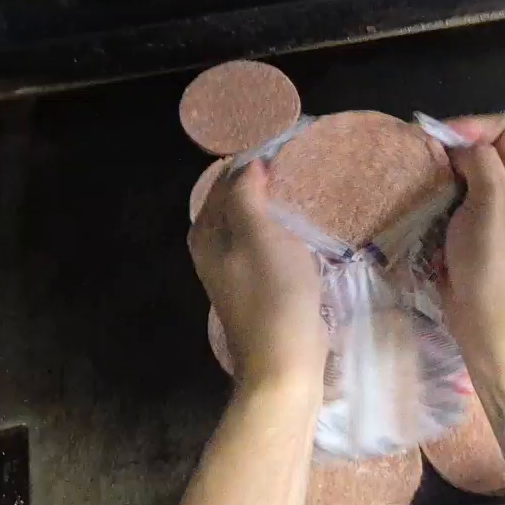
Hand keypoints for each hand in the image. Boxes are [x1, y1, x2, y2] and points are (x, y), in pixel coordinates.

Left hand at [188, 159, 328, 392]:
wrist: (284, 361)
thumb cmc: (273, 294)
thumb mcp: (260, 235)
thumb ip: (248, 195)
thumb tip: (248, 165)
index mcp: (206, 234)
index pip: (225, 182)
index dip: (251, 160)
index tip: (283, 142)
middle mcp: (212, 250)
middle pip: (234, 202)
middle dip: (258, 179)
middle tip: (294, 158)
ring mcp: (233, 271)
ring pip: (250, 223)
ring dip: (270, 203)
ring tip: (299, 183)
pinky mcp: (257, 286)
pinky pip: (264, 243)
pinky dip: (278, 227)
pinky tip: (298, 224)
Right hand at [440, 113, 504, 363]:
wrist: (492, 324)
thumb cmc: (496, 262)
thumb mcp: (492, 201)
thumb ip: (480, 161)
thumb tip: (460, 145)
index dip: (474, 126)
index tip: (440, 142)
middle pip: (482, 147)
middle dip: (450, 148)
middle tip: (419, 158)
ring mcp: (491, 211)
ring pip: (462, 174)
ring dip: (438, 174)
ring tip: (414, 180)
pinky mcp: (469, 231)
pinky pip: (451, 201)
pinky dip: (434, 197)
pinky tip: (417, 202)